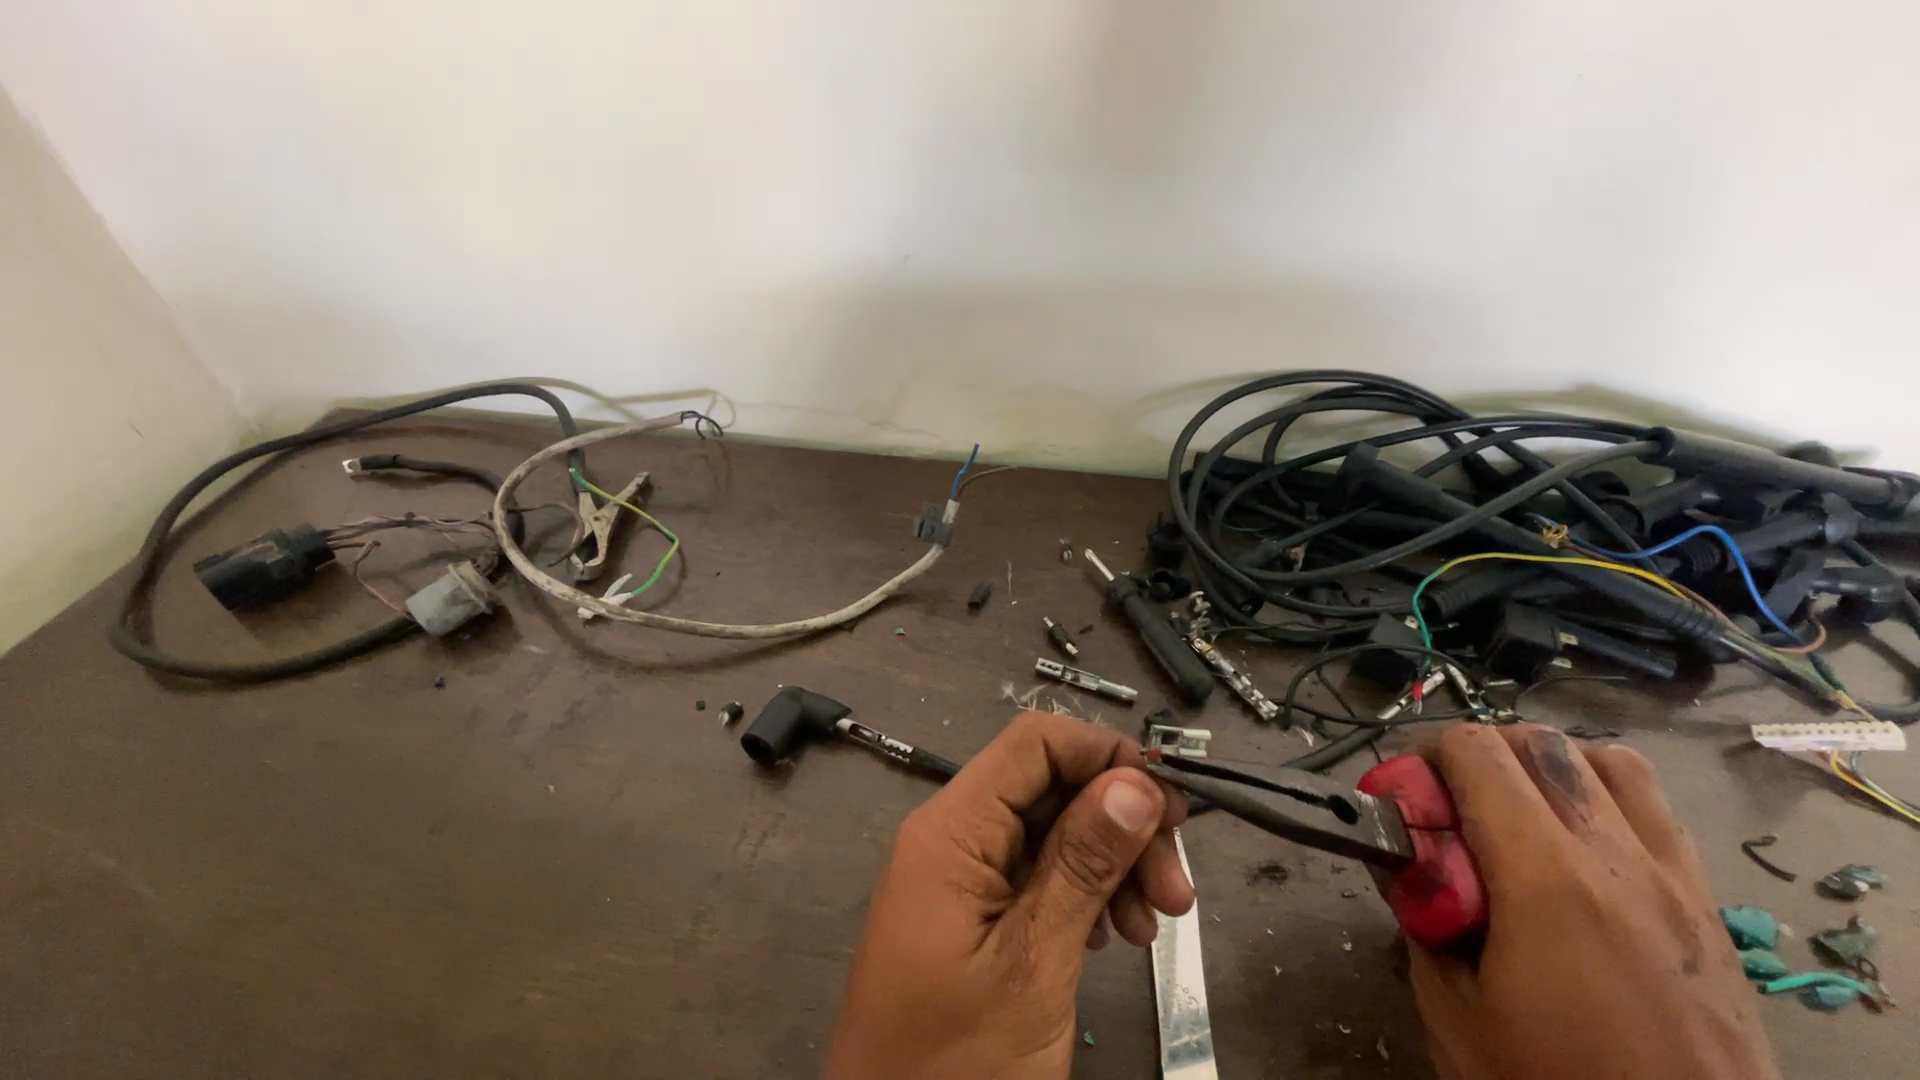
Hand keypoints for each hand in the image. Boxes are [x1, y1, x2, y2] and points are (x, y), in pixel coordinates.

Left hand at [825, 711, 1194, 1079]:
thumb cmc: (957, 1063)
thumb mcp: (1033, 963)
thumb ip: (1082, 864)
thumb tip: (1135, 780)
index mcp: (952, 830)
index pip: (1034, 743)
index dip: (1104, 755)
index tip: (1168, 803)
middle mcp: (953, 837)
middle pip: (1050, 787)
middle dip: (1120, 822)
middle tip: (1177, 887)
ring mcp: (963, 877)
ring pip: (1053, 832)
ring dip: (1113, 864)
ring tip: (1153, 924)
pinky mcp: (975, 913)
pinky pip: (1039, 876)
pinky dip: (1086, 894)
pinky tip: (1114, 935)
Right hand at [1411, 723, 1778, 1079]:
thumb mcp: (1453, 1013)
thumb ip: (1419, 921)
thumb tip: (1402, 863)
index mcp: (1544, 879)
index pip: (1479, 754)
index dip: (1427, 752)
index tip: (1404, 791)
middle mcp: (1616, 858)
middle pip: (1541, 743)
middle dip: (1481, 751)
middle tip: (1450, 800)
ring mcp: (1676, 879)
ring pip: (1610, 761)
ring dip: (1550, 764)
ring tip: (1518, 811)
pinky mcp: (1710, 906)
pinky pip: (1656, 810)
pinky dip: (1606, 797)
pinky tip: (1579, 845)